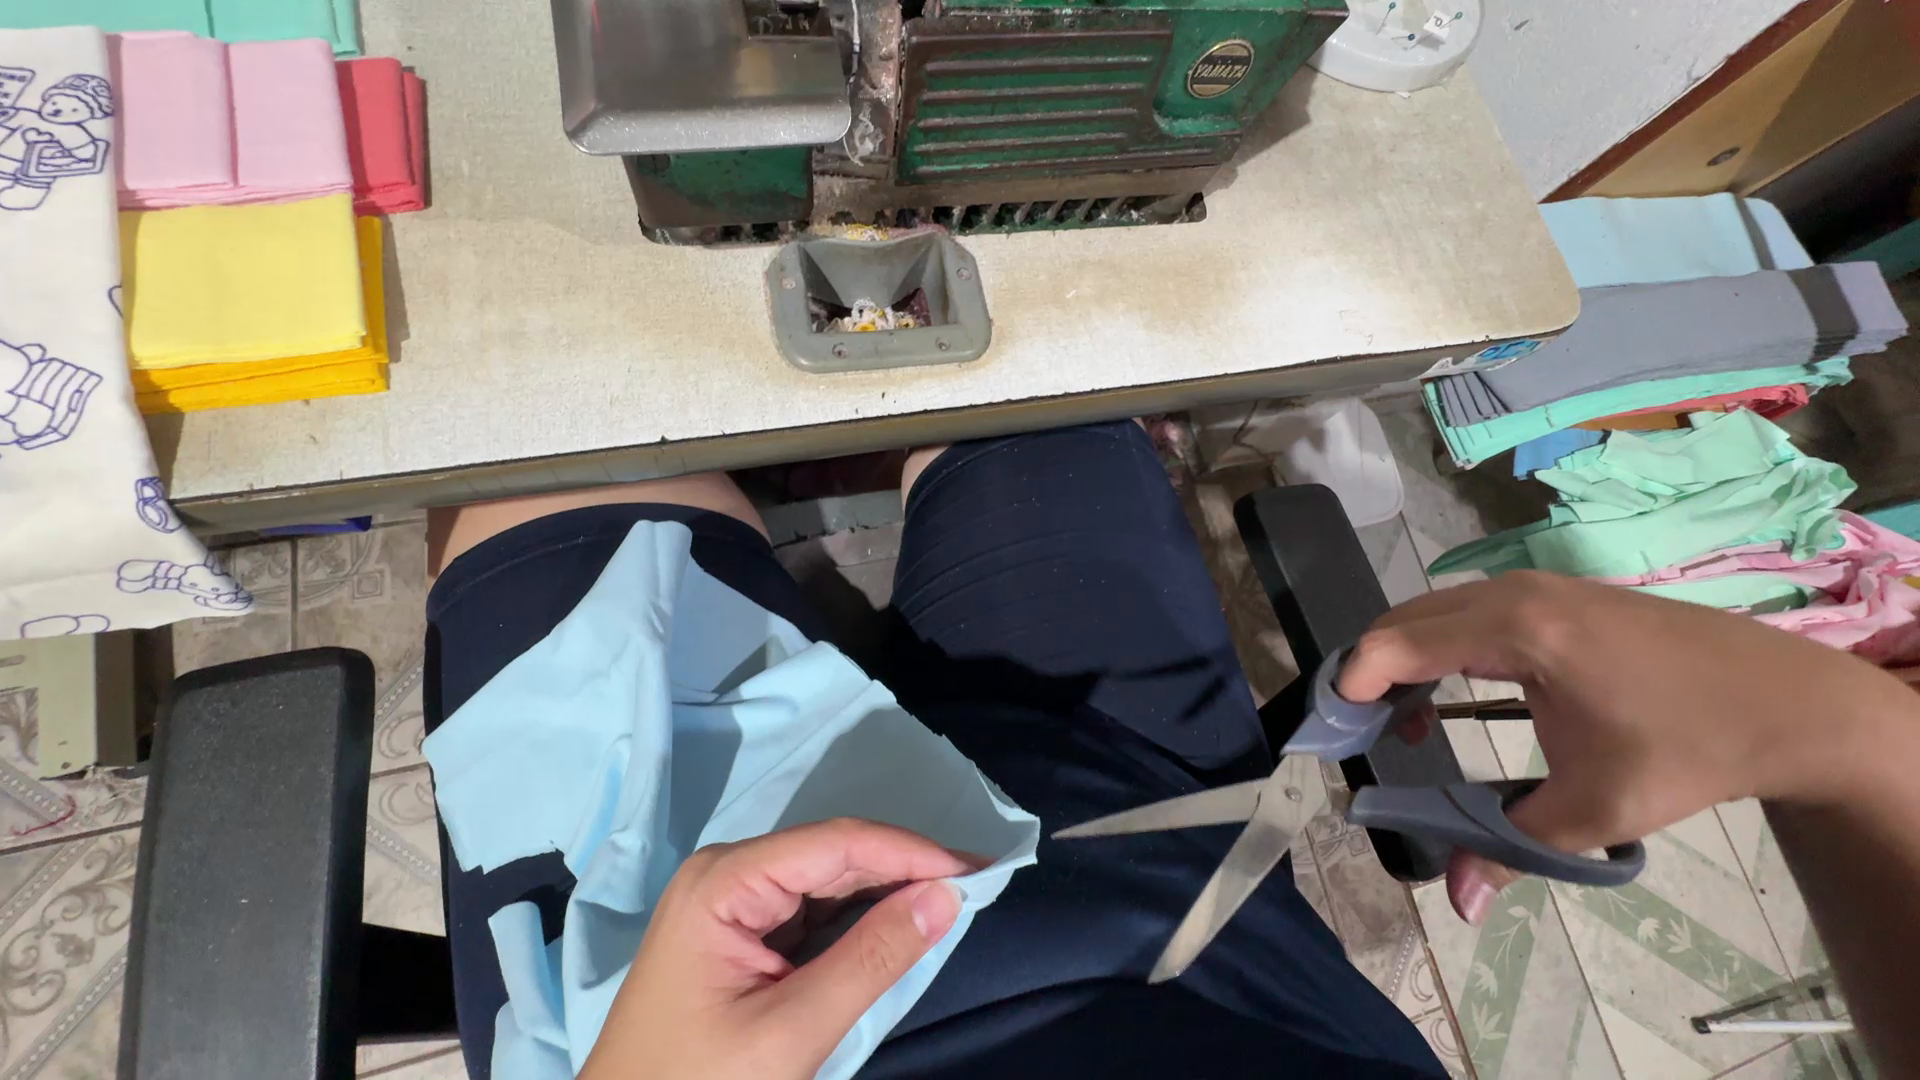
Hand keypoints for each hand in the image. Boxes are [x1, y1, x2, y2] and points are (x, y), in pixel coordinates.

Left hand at [579, 819, 967, 1079]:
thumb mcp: (790, 1033)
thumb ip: (871, 960)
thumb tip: (946, 896)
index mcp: (728, 879)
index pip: (838, 843)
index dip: (910, 851)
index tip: (977, 868)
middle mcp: (731, 871)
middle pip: (835, 854)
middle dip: (904, 868)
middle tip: (976, 885)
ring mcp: (734, 899)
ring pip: (829, 879)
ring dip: (887, 890)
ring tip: (950, 900)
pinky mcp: (744, 930)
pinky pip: (814, 909)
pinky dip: (860, 918)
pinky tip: (899, 921)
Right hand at [1339, 571, 1919, 924]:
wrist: (1795, 701)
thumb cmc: (1693, 748)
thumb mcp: (1603, 807)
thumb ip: (1516, 844)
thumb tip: (1459, 904)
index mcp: (1520, 632)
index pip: (1401, 642)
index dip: (1354, 679)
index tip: (1331, 724)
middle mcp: (1512, 594)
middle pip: (1403, 620)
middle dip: (1368, 670)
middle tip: (1352, 729)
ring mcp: (1530, 586)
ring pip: (1428, 612)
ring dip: (1398, 658)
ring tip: (1394, 719)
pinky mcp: (1544, 593)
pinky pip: (1459, 612)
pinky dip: (1432, 647)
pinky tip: (1441, 694)